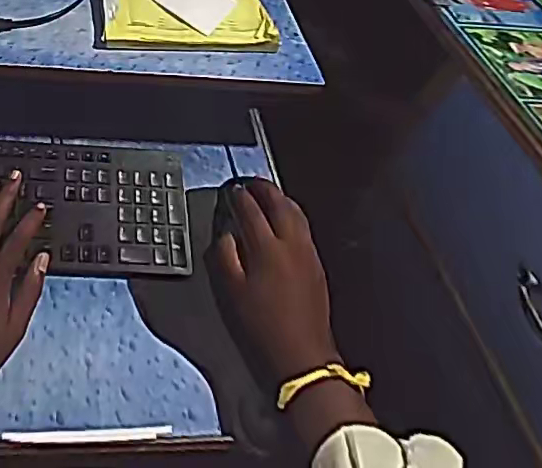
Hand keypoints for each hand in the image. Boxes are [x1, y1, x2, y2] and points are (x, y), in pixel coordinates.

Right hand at [212, 178, 335, 375]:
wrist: (303, 358)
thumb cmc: (262, 325)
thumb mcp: (231, 289)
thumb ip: (224, 254)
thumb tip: (225, 233)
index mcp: (266, 247)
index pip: (249, 208)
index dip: (237, 195)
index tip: (229, 190)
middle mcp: (290, 243)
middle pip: (278, 202)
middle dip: (261, 188)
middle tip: (248, 183)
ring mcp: (308, 252)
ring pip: (295, 212)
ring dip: (279, 198)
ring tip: (265, 195)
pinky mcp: (317, 264)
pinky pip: (304, 227)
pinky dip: (291, 214)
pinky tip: (282, 220)